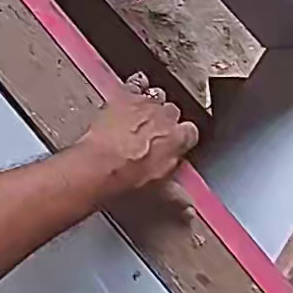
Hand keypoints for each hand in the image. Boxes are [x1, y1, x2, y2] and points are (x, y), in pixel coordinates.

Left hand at [74, 74, 199, 197]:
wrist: (101, 164)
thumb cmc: (128, 176)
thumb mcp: (159, 193)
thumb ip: (178, 196)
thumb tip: (188, 209)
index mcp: (180, 139)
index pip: (191, 132)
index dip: (181, 137)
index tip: (173, 143)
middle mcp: (166, 118)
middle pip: (173, 112)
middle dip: (164, 120)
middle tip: (151, 132)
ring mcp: (145, 105)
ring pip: (156, 96)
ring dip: (151, 103)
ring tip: (142, 112)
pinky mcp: (125, 96)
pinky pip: (137, 82)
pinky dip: (137, 83)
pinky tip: (136, 83)